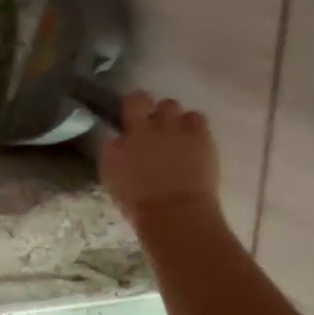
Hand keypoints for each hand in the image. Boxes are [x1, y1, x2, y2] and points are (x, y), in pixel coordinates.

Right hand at [100, 91, 222, 230]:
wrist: (174, 212)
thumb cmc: (136, 201)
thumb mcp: (112, 175)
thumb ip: (114, 151)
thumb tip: (119, 138)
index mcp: (130, 134)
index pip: (133, 102)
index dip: (134, 105)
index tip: (133, 116)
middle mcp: (154, 125)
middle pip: (158, 102)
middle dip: (156, 112)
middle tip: (155, 130)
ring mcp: (180, 130)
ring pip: (179, 109)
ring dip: (176, 120)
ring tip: (176, 136)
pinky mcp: (202, 138)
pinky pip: (198, 119)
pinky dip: (193, 127)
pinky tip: (191, 142)